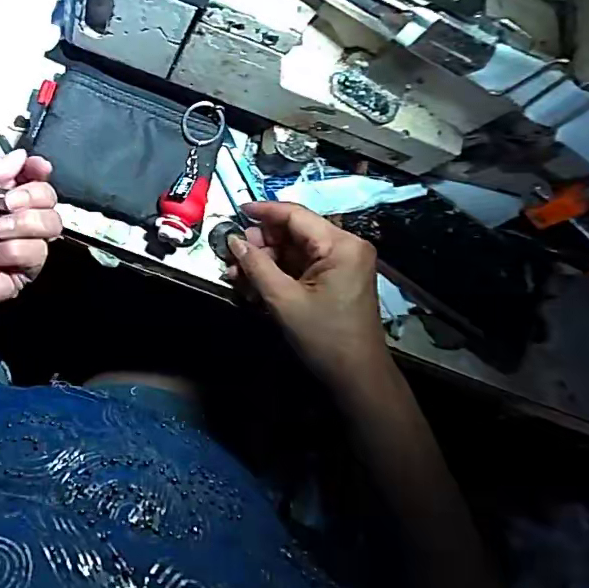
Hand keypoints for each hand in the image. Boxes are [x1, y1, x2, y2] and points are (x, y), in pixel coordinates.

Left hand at [0, 150, 61, 337]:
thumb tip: (22, 156)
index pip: (26, 178)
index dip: (37, 171)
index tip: (39, 168)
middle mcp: (5, 218)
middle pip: (47, 198)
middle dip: (31, 195)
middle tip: (6, 204)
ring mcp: (15, 246)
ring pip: (50, 224)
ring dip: (22, 223)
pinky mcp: (21, 273)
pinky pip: (38, 252)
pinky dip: (14, 250)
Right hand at [224, 201, 390, 388]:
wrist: (357, 376)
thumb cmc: (324, 337)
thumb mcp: (283, 300)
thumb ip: (256, 266)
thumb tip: (234, 240)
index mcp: (341, 245)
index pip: (296, 216)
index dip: (264, 212)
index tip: (236, 211)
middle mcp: (345, 246)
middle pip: (294, 232)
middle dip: (260, 243)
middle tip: (231, 256)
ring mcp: (342, 263)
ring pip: (294, 250)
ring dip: (265, 261)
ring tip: (237, 276)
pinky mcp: (336, 278)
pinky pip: (301, 265)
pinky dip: (278, 272)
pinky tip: (254, 285)